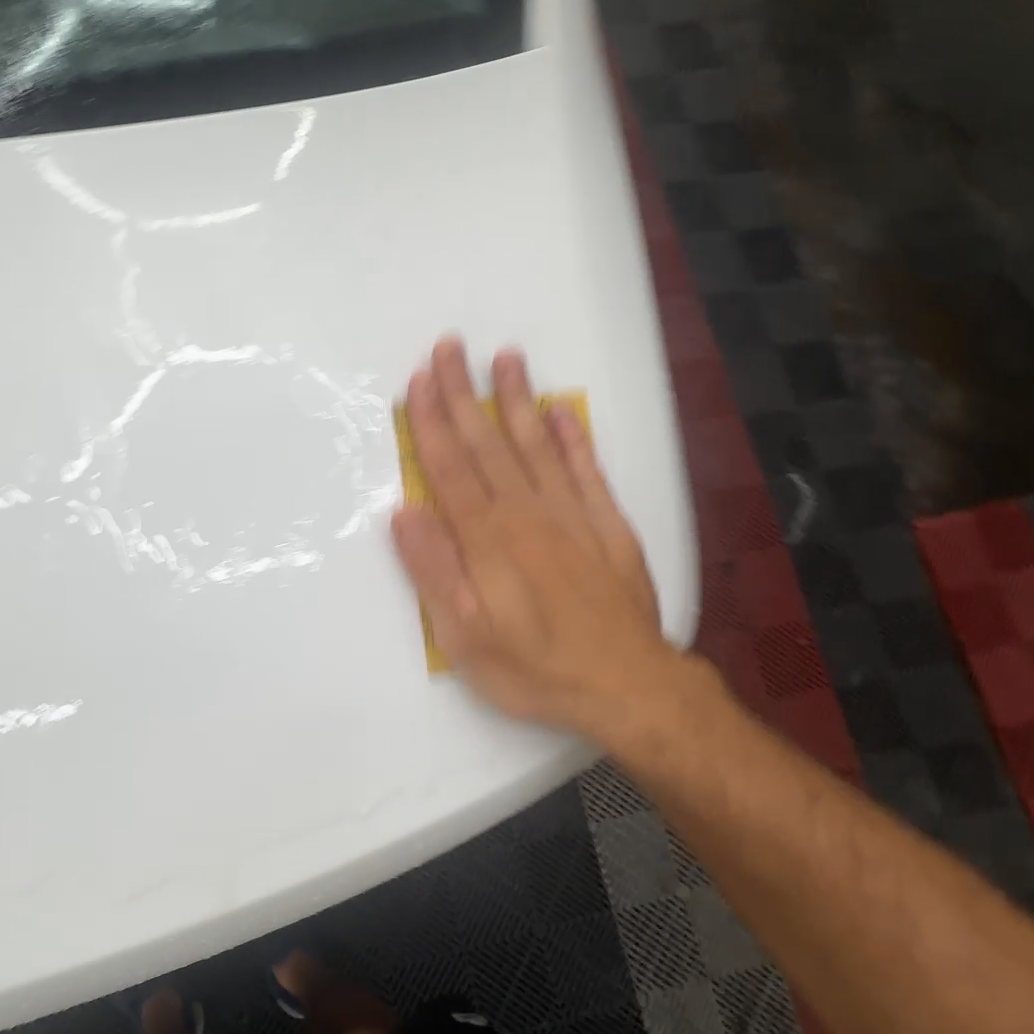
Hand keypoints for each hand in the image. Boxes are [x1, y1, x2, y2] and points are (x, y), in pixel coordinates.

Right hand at [392, 339, 690, 739]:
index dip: (431, 420)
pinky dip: (573, 436)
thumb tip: (405, 512)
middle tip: (449, 346)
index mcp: (487, 539)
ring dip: (518, 398)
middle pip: (487, 443)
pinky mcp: (608, 527)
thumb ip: (435, 571)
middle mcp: (527, 514)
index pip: (450, 467)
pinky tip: (561, 409)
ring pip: (537, 444)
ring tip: (505, 356)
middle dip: (464, 393)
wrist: (628, 687)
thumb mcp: (464, 636)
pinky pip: (586, 470)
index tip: (419, 379)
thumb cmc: (533, 666)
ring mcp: (572, 516)